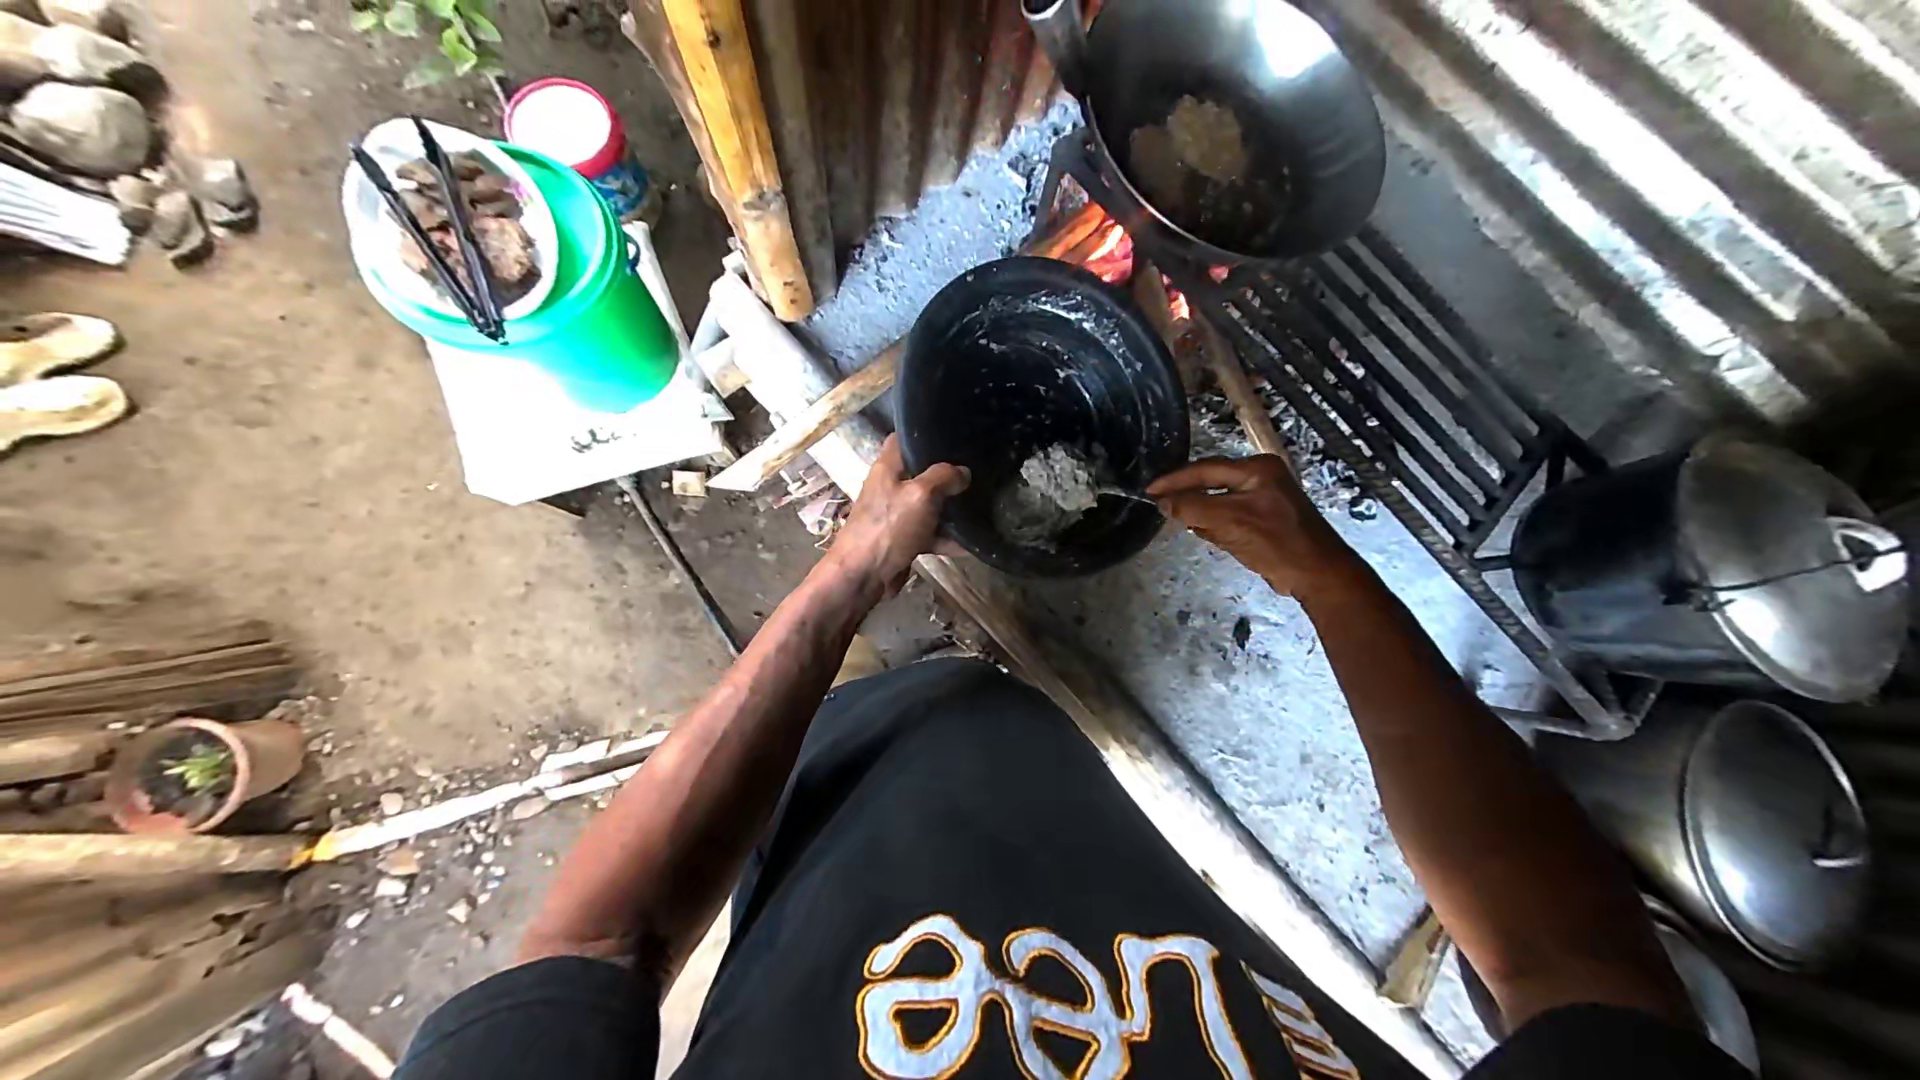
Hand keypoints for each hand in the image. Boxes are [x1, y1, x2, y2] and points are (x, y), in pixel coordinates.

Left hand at [825, 435, 970, 595]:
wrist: (863, 575)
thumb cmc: (888, 528)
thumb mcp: (921, 495)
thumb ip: (944, 477)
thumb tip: (963, 471)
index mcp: (887, 468)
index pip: (901, 439)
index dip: (923, 434)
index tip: (952, 435)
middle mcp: (889, 487)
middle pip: (919, 473)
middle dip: (945, 473)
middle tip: (975, 470)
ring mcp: (895, 515)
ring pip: (927, 504)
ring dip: (949, 507)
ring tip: (980, 503)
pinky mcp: (902, 540)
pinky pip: (929, 533)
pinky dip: (947, 537)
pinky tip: (971, 543)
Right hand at [1148, 456, 1359, 598]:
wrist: (1318, 574)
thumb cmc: (1276, 542)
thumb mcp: (1228, 521)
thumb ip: (1192, 508)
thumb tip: (1163, 502)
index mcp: (1257, 468)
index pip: (1204, 469)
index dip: (1174, 480)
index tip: (1149, 490)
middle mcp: (1261, 477)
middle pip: (1211, 483)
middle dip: (1190, 500)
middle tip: (1163, 509)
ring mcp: (1265, 498)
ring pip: (1218, 501)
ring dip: (1204, 516)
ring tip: (1189, 527)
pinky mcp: (1265, 519)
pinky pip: (1230, 516)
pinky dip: (1217, 525)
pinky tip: (1212, 537)